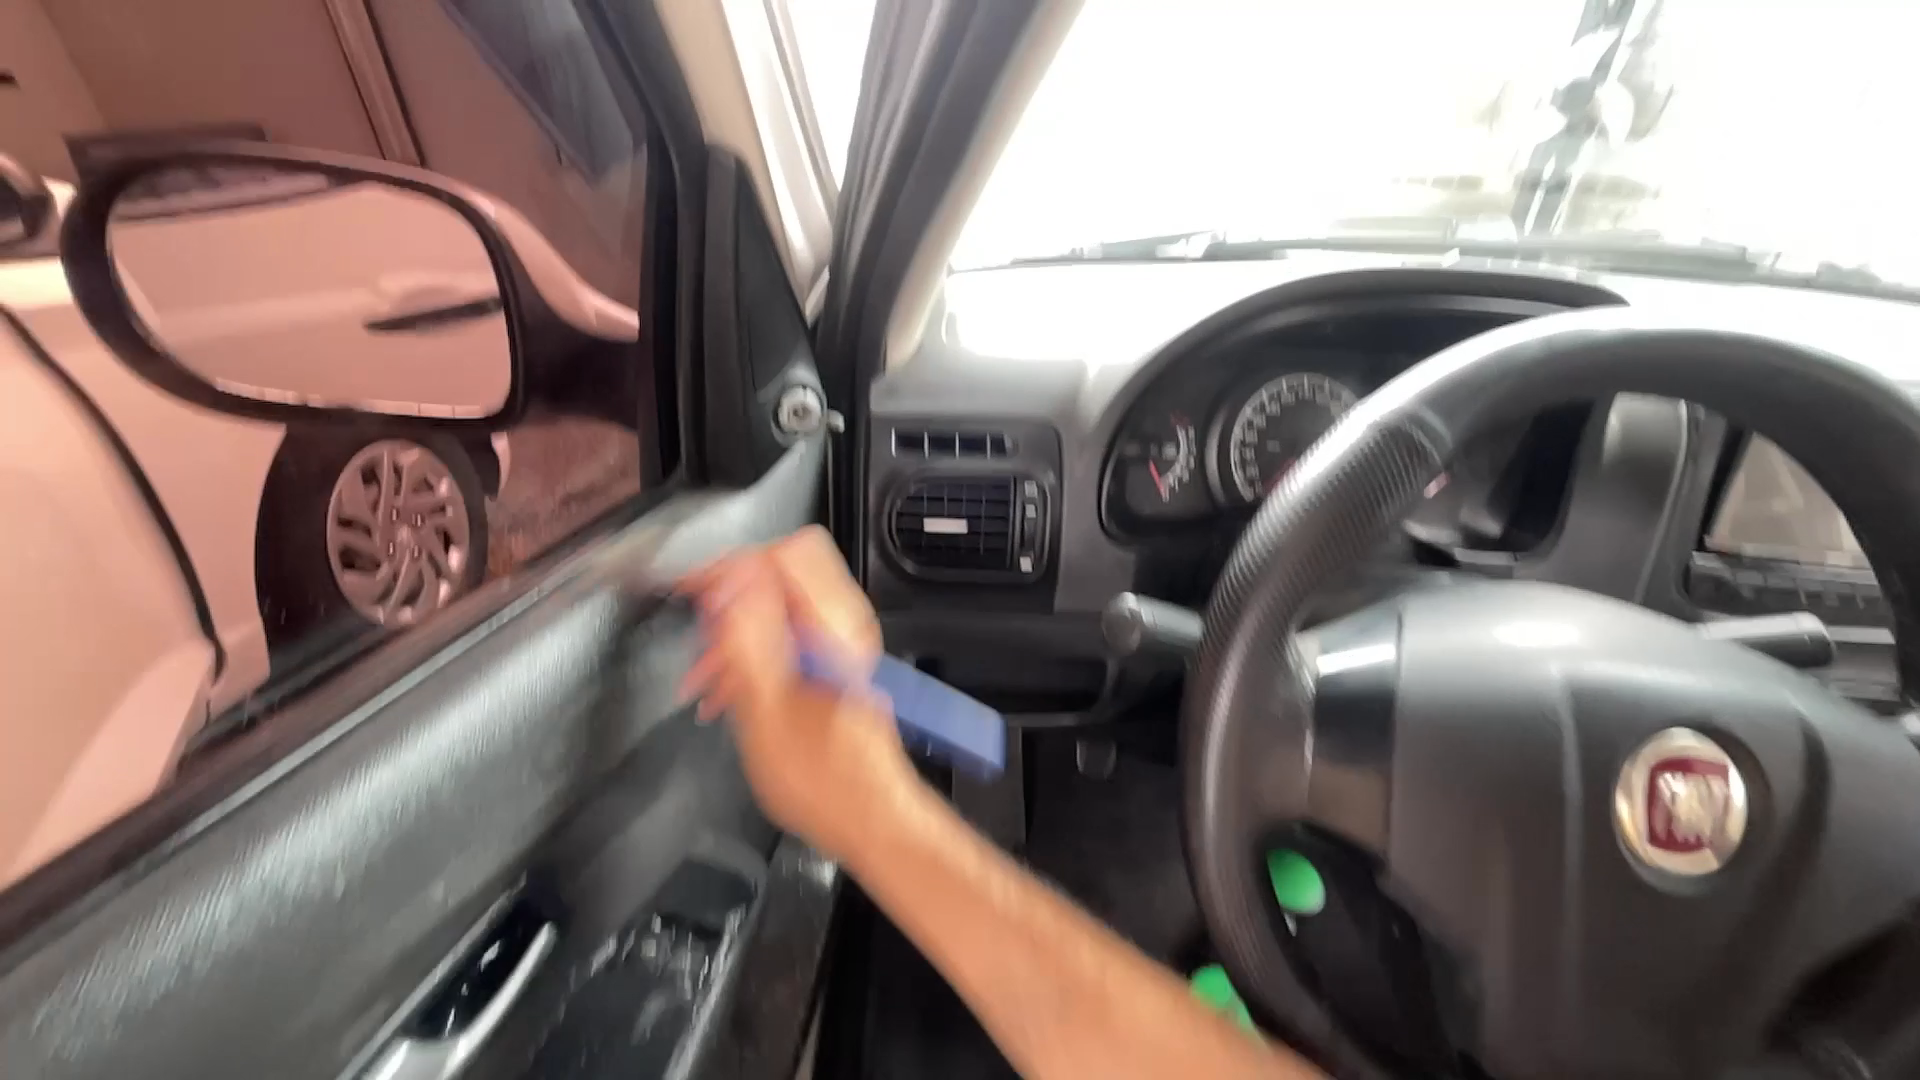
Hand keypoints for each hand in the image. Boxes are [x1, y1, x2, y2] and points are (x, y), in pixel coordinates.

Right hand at [679, 527, 923, 862]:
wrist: (867, 817)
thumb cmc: (826, 782)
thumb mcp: (768, 712)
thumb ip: (747, 639)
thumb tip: (729, 581)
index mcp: (833, 628)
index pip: (784, 553)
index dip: (734, 566)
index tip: (696, 594)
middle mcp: (843, 625)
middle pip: (778, 572)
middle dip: (730, 600)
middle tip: (701, 641)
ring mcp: (840, 641)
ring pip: (777, 603)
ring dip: (734, 632)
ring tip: (708, 679)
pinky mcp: (832, 660)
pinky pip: (784, 632)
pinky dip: (751, 651)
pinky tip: (728, 689)